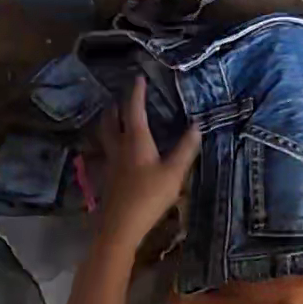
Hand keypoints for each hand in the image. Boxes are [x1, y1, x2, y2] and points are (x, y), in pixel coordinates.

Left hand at [96, 75, 200, 250]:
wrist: (120, 227)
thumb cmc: (149, 197)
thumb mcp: (174, 173)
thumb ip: (185, 149)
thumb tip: (196, 125)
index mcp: (136, 141)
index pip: (134, 110)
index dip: (136, 92)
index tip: (139, 77)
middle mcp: (119, 147)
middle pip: (112, 120)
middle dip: (116, 105)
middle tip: (122, 96)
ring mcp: (111, 163)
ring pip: (105, 135)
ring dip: (108, 122)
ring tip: (113, 116)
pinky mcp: (108, 177)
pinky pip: (107, 151)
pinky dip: (110, 142)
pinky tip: (117, 150)